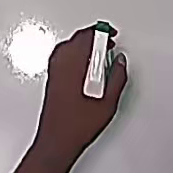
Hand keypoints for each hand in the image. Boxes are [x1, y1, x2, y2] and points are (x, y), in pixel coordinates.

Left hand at [32, 25, 129, 164]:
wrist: (56, 142)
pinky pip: (63, 54)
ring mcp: (54, 70)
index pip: (87, 35)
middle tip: (108, 40)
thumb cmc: (77, 125)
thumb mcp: (108, 103)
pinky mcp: (52, 77)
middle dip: (94, 36)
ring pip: (69, 45)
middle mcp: (61, 63)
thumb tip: (120, 61)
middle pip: (77, 38)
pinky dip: (75, 51)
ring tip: (99, 51)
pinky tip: (85, 61)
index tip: (110, 32)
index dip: (101, 30)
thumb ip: (117, 77)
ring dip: (84, 43)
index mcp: (74, 64)